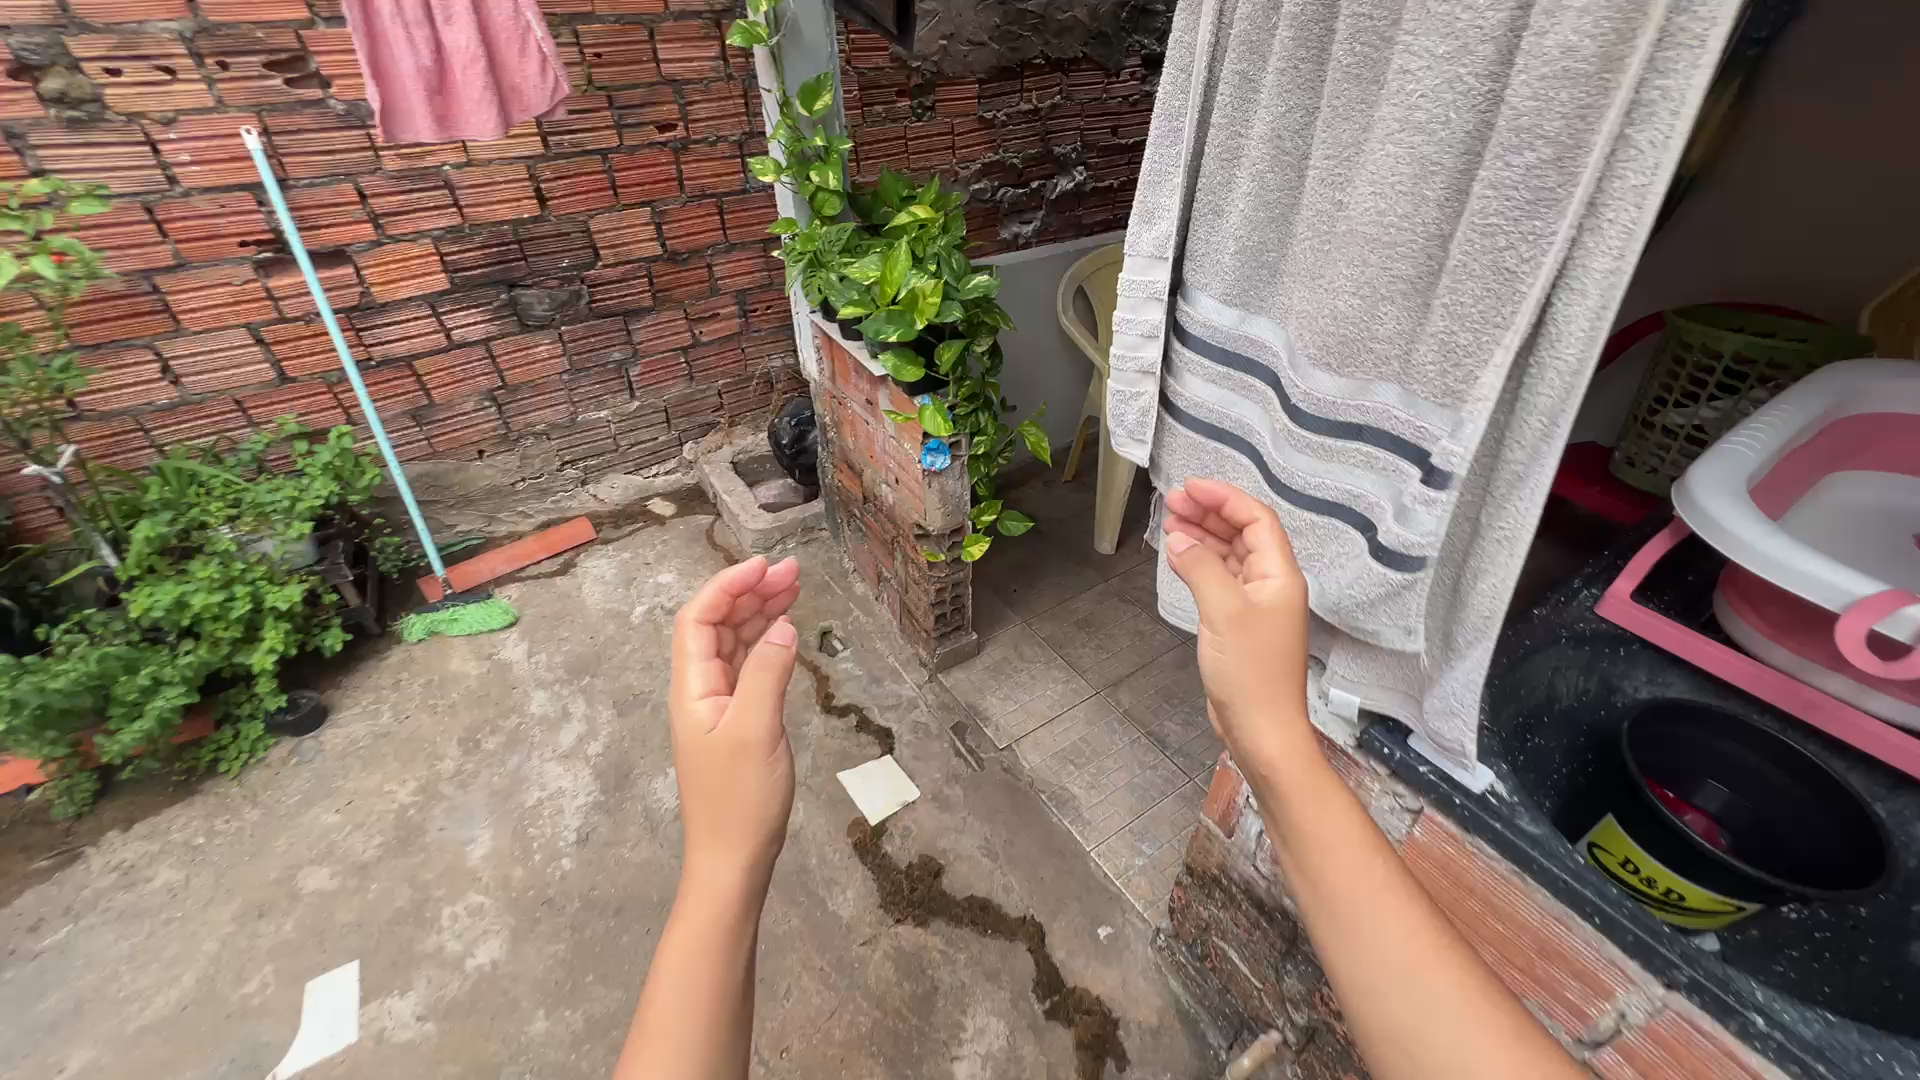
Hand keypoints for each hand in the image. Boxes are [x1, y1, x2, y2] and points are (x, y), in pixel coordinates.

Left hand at [668, 555, 801, 891]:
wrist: (734, 858)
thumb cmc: (740, 798)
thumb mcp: (756, 730)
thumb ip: (767, 672)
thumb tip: (785, 624)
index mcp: (692, 687)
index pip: (698, 618)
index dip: (727, 585)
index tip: (764, 565)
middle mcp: (700, 687)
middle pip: (719, 624)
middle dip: (751, 591)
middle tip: (793, 571)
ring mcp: (719, 703)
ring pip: (736, 642)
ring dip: (762, 612)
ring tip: (796, 586)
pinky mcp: (738, 718)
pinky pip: (749, 665)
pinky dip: (768, 641)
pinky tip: (788, 628)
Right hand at [1163, 478, 1314, 774]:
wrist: (1260, 728)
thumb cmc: (1250, 672)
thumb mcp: (1223, 612)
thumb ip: (1202, 569)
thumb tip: (1178, 540)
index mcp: (1280, 575)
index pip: (1256, 520)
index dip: (1224, 498)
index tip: (1190, 487)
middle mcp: (1272, 584)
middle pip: (1242, 534)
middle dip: (1209, 514)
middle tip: (1172, 502)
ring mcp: (1255, 604)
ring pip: (1230, 556)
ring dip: (1202, 536)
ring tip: (1170, 522)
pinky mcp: (1239, 622)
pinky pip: (1220, 579)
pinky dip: (1200, 564)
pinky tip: (1180, 556)